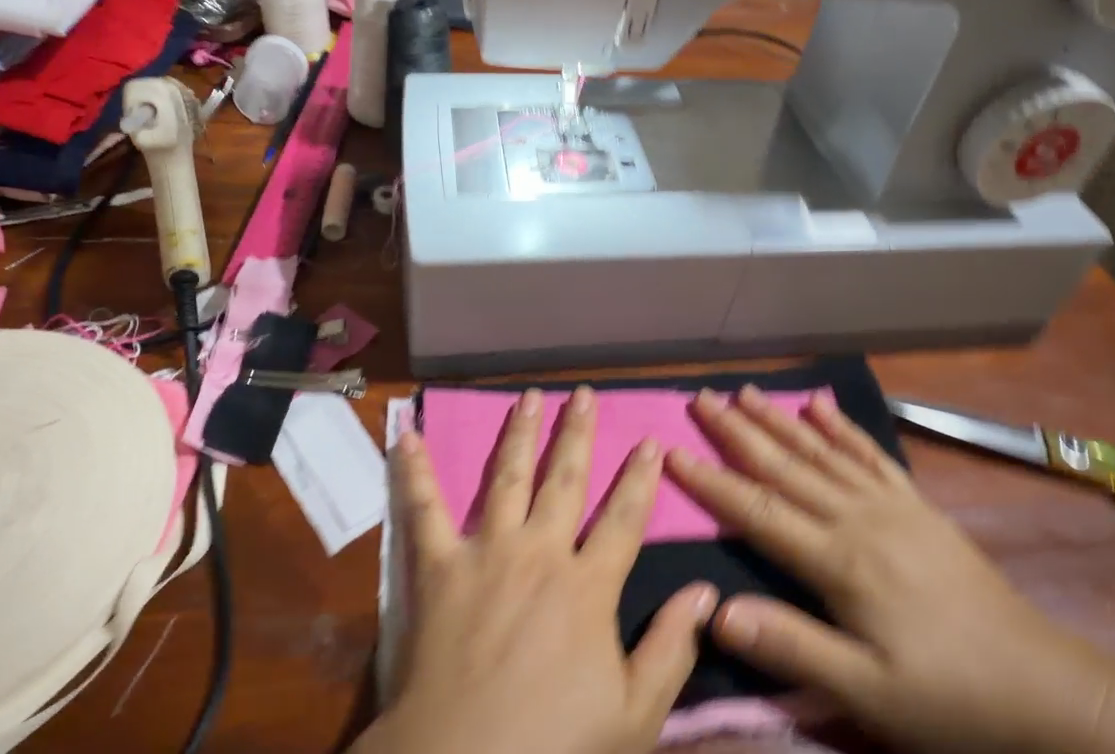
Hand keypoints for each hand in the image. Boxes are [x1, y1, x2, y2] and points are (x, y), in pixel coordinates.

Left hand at [360, 386, 719, 753]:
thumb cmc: (555, 741)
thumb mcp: (635, 712)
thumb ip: (672, 648)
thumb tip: (707, 594)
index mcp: (589, 585)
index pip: (624, 518)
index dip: (639, 478)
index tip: (649, 440)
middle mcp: (540, 552)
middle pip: (564, 480)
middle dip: (577, 434)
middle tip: (584, 394)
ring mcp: (486, 552)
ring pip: (507, 478)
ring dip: (520, 434)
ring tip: (529, 397)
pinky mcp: (438, 566)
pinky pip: (424, 510)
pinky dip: (414, 473)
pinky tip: (407, 437)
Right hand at [668, 388, 1114, 753]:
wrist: (1044, 689)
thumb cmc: (947, 696)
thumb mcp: (865, 690)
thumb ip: (790, 645)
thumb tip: (715, 611)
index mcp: (840, 561)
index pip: (759, 512)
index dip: (712, 483)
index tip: (671, 451)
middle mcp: (861, 519)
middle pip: (787, 467)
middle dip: (739, 432)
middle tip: (700, 397)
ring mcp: (894, 508)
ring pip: (824, 452)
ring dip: (782, 420)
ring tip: (747, 391)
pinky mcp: (920, 510)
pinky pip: (872, 457)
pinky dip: (844, 430)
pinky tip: (823, 407)